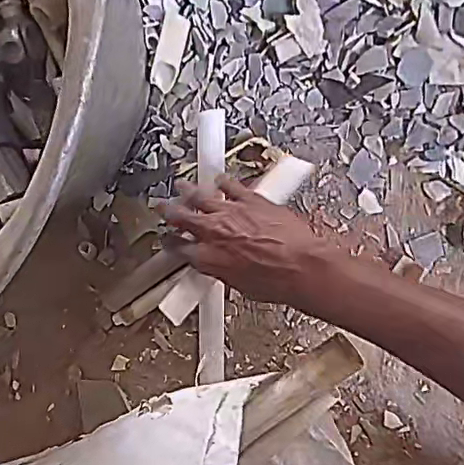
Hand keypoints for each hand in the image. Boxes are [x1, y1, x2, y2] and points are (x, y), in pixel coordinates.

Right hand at [161, 176, 349, 308]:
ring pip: (201, 197)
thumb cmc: (276, 281)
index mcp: (207, 258)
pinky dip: (223, 182)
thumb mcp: (239, 284)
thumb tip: (221, 266)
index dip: (171, 243)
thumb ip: (222, 269)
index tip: (169, 239)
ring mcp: (231, 213)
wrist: (300, 266)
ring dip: (189, 191)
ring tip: (182, 186)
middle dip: (169, 211)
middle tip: (162, 206)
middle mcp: (214, 233)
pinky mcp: (251, 200)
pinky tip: (219, 180)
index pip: (178, 247)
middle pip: (182, 217)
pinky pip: (231, 186)